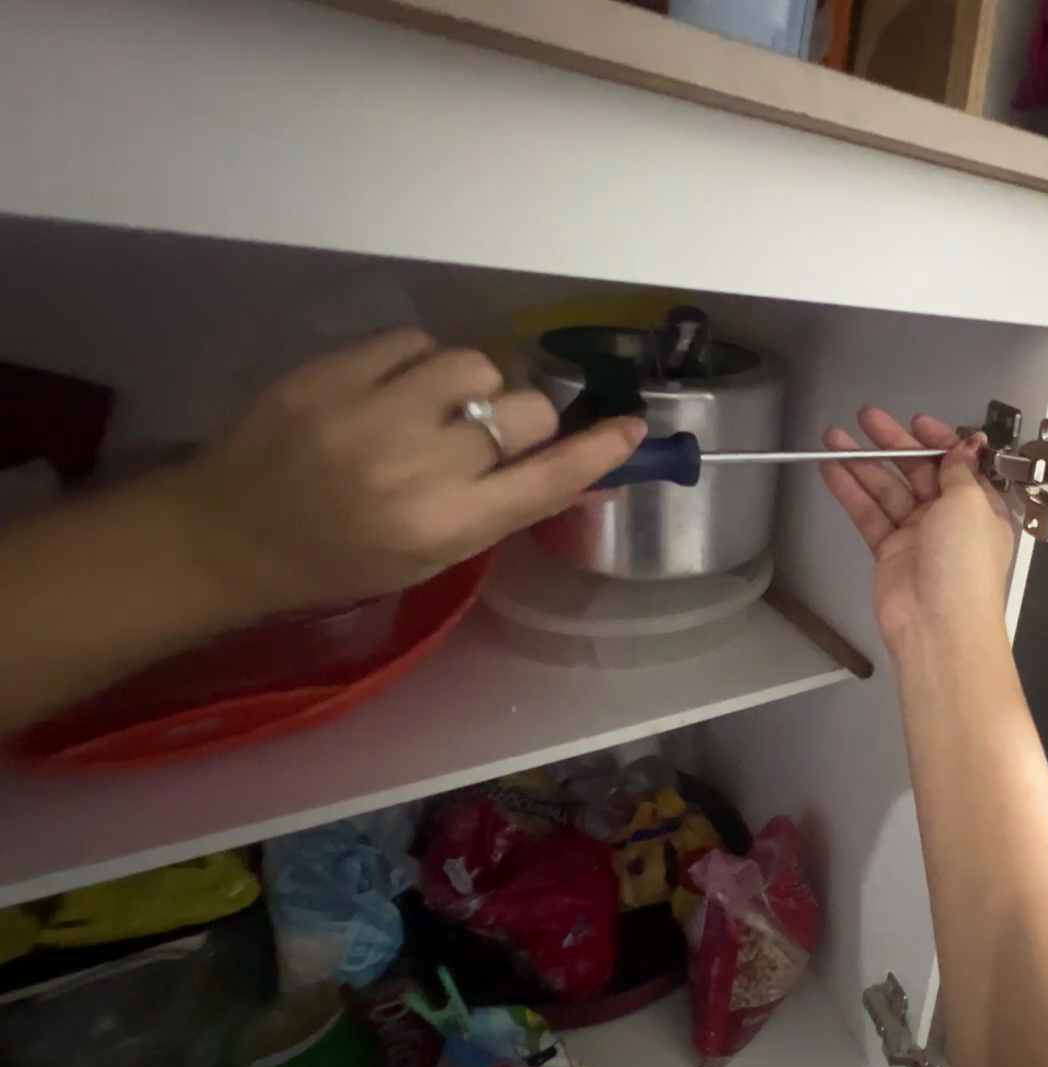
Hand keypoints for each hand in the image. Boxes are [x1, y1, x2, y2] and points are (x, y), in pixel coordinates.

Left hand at [168, 328, 645, 611]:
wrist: (228, 537)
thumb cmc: (353, 558)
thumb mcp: (444, 552)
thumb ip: (511, 505)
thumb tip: (582, 462)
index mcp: (448, 526)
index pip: (550, 479)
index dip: (600, 450)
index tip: (632, 427)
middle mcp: (415, 470)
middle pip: (526, 411)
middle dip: (527, 418)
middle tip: (493, 433)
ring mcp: (365, 416)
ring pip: (477, 365)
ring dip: (476, 384)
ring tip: (441, 405)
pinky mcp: (324, 375)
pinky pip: (415, 340)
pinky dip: (421, 360)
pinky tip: (399, 386)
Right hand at [818, 408, 1015, 648]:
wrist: (939, 626)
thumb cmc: (965, 564)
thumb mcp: (970, 503)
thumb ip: (959, 470)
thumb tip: (966, 445)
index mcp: (980, 507)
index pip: (958, 464)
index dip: (939, 440)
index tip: (917, 422)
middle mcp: (951, 519)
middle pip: (919, 472)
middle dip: (893, 444)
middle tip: (866, 418)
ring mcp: (919, 536)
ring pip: (888, 490)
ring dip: (862, 463)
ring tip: (833, 438)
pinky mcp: (890, 552)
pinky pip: (869, 514)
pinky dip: (850, 491)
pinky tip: (831, 469)